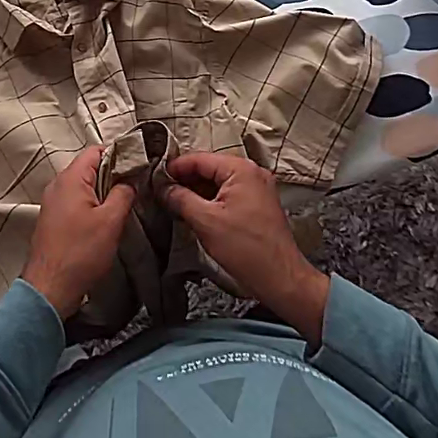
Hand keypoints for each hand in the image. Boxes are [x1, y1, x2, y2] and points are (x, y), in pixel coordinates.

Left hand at [22, 146, 135, 318]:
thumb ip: (123, 193)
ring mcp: (53, 202)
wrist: (50, 288)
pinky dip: (91, 204)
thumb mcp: (111, 221)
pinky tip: (105, 219)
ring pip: (83, 185)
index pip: (96, 151)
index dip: (119, 154)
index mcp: (70, 178)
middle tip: (135, 186)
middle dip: (113, 173)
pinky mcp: (53, 219)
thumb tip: (129, 180)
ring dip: (103, 191)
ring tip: (124, 203)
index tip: (138, 165)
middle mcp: (58, 185)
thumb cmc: (80, 253)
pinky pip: (75, 201)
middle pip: (89, 167)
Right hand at [163, 152, 329, 342]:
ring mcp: (257, 188)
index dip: (175, 168)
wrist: (281, 278)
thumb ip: (180, 199)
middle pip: (209, 169)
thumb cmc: (248, 250)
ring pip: (217, 182)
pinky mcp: (257, 205)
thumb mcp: (205, 221)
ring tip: (175, 205)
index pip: (199, 159)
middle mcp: (252, 173)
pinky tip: (195, 214)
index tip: (156, 179)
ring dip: (196, 192)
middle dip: (185, 180)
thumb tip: (164, 188)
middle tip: (162, 193)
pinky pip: (227, 194)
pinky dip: (210, 201)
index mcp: (241, 170)